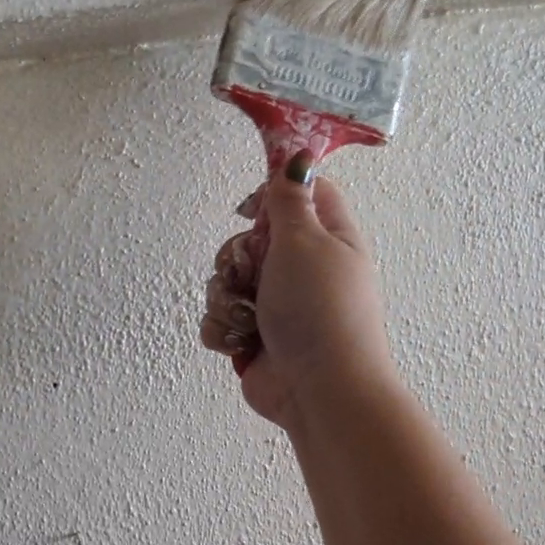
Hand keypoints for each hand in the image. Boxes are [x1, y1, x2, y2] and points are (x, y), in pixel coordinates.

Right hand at [202, 175, 396, 428]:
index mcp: (326, 238)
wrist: (317, 387)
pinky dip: (224, 329)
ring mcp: (274, 305)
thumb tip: (298, 157)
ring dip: (226, 298)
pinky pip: (218, 319)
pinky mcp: (251, 337)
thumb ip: (290, 200)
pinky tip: (242, 342)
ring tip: (249, 318)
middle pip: (247, 240)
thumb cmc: (320, 310)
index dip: (270, 196)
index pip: (299, 196)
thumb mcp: (305, 242)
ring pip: (224, 282)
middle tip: (251, 274)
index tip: (250, 210)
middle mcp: (300, 270)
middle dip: (234, 258)